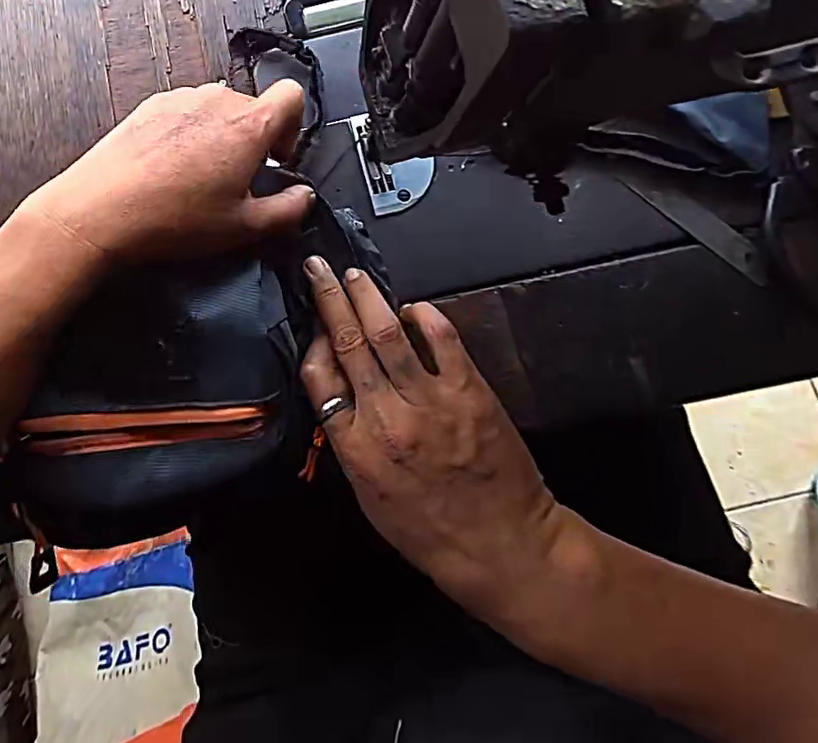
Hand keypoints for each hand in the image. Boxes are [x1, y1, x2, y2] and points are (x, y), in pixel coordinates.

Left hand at [16, 80, 315, 265]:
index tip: (278, 156)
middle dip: (253, 140)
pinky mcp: (150, 106)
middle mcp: (215, 102)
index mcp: (247, 125)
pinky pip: (184, 113)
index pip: (292, 96)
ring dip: (219, 138)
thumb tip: (302, 199)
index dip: (294, 126)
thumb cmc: (167, 216)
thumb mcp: (243, 228)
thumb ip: (288, 210)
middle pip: (253, 107)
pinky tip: (173, 172)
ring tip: (201, 180)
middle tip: (238, 180)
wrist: (100, 210)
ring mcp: (180, 100)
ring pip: (217, 110)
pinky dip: (188, 136)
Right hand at [298, 257, 588, 625]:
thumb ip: (348, 441)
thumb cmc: (431, 530)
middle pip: (347, 343)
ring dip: (367, 298)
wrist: (503, 548)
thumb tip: (338, 393)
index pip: (319, 378)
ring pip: (387, 334)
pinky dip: (424, 316)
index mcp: (355, 448)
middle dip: (329, 298)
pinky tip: (413, 307)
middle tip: (319, 268)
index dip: (314, 344)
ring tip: (354, 276)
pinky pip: (442, 340)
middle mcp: (385, 418)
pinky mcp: (469, 392)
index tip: (315, 326)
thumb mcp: (369, 496)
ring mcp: (429, 402)